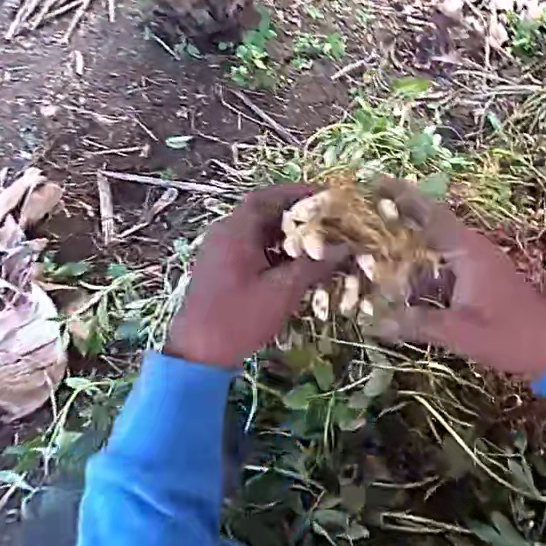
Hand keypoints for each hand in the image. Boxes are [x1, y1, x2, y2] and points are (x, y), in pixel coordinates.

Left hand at [164, 184, 346, 368]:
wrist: (198, 352)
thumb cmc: (240, 317)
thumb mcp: (283, 290)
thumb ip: (315, 264)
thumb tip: (346, 247)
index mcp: (236, 231)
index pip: (268, 197)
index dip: (298, 193)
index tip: (326, 196)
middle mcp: (225, 233)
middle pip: (264, 212)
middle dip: (297, 215)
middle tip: (327, 220)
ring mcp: (220, 250)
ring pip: (259, 231)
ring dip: (287, 233)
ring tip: (317, 241)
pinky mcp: (222, 267)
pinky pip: (252, 247)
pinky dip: (274, 249)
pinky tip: (296, 262)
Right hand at [374, 181, 545, 381]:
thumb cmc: (508, 336)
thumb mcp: (459, 332)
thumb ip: (417, 324)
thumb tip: (375, 323)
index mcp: (469, 252)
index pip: (431, 214)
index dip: (403, 197)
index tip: (377, 182)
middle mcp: (472, 251)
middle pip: (429, 227)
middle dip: (399, 221)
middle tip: (366, 215)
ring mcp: (477, 265)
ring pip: (435, 250)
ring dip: (409, 252)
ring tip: (375, 252)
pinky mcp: (479, 281)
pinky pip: (443, 269)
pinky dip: (422, 273)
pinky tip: (402, 287)